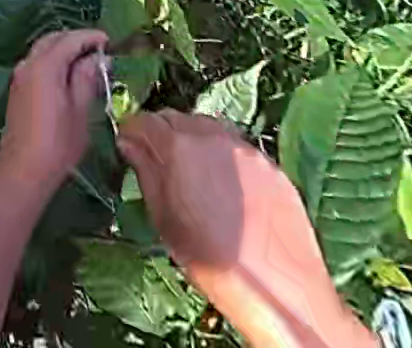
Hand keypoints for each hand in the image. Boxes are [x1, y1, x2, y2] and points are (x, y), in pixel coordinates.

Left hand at [0, 29, 106, 192]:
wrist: (25, 164)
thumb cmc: (59, 141)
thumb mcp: (80, 110)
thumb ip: (86, 79)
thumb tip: (98, 58)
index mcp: (44, 66)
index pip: (67, 40)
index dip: (88, 37)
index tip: (108, 39)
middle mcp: (28, 64)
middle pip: (51, 40)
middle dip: (74, 39)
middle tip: (99, 47)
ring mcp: (20, 74)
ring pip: (42, 50)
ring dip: (63, 48)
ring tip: (88, 59)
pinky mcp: (18, 85)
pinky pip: (37, 62)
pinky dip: (54, 59)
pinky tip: (70, 72)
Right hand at [119, 111, 375, 347]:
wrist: (284, 294)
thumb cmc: (210, 257)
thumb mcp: (162, 216)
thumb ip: (144, 171)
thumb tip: (130, 145)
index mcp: (179, 145)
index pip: (144, 120)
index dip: (131, 132)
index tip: (128, 146)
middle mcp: (213, 137)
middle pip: (175, 117)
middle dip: (160, 132)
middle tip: (156, 157)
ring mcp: (248, 151)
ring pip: (208, 127)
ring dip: (192, 138)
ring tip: (191, 168)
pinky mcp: (274, 169)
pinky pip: (237, 148)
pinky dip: (222, 154)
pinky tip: (224, 184)